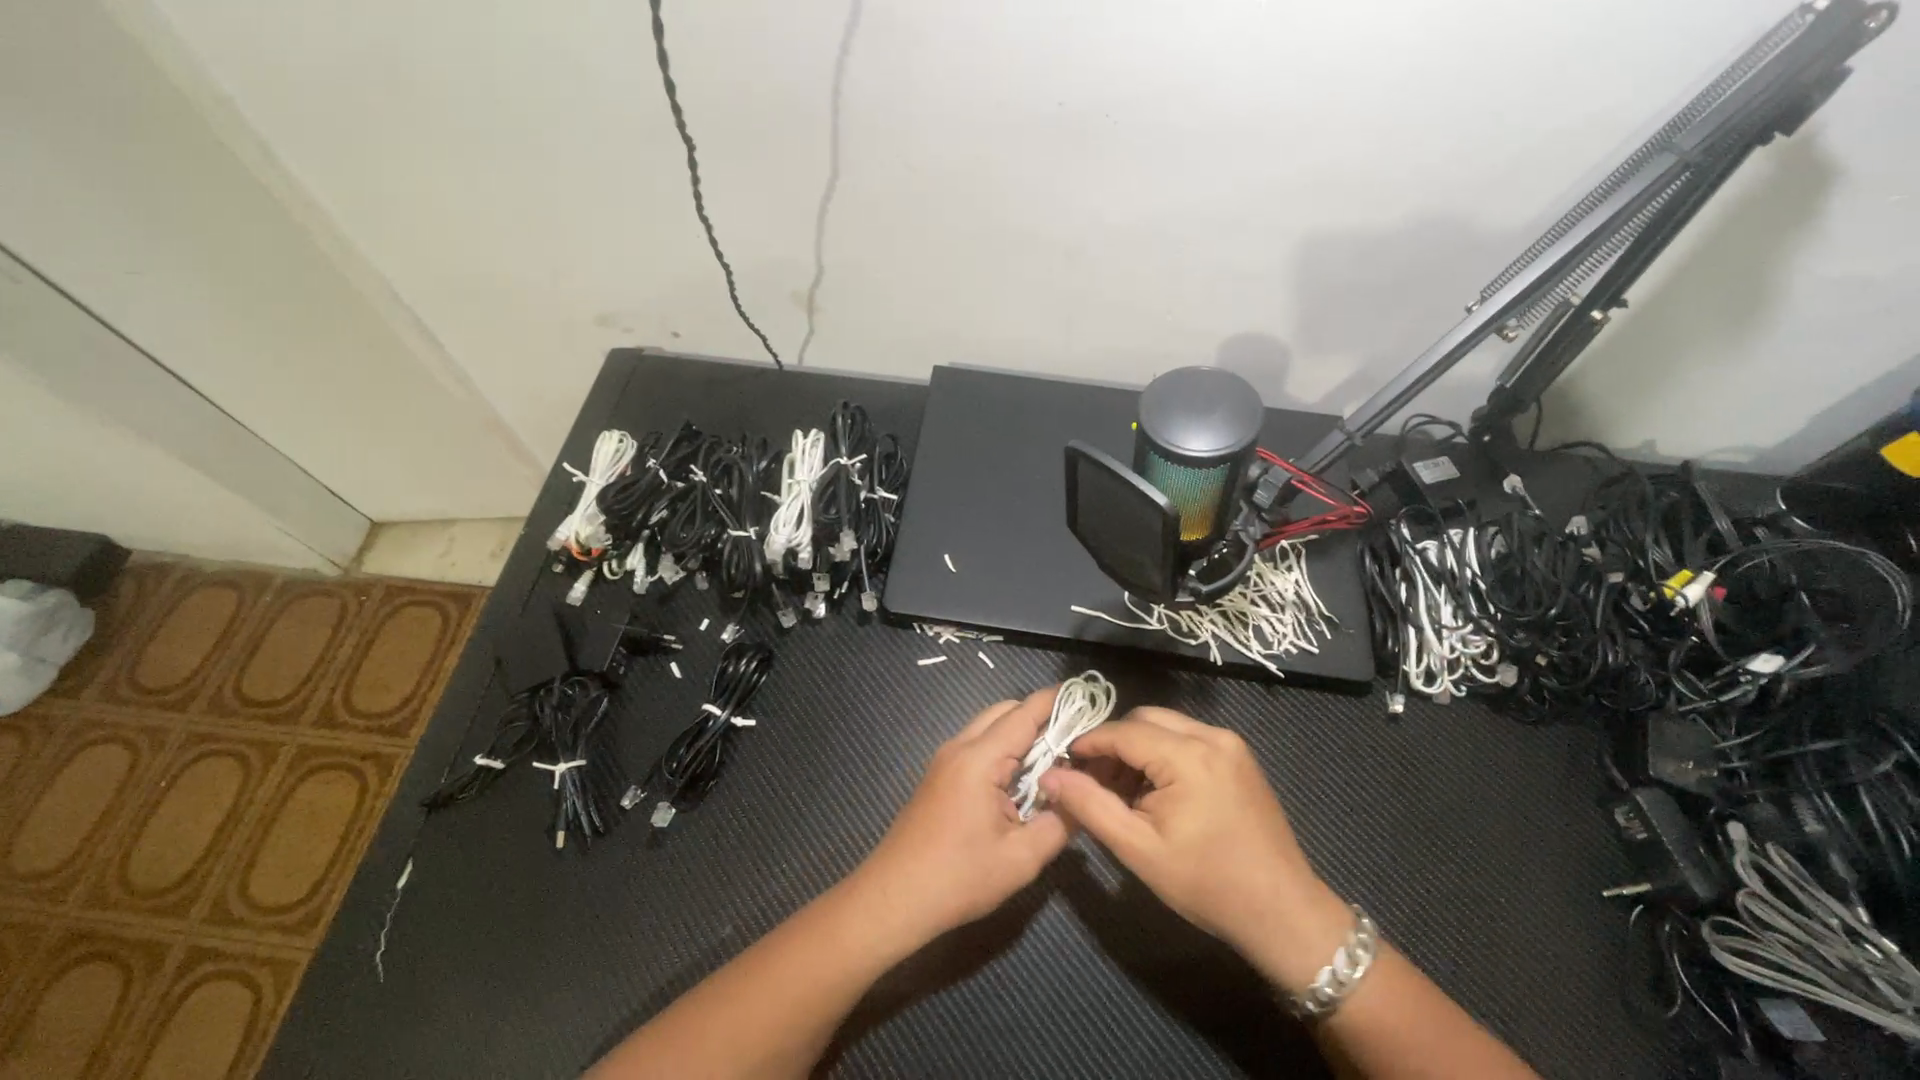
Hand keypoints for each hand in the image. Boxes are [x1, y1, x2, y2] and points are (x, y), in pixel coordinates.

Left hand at [848, 687, 1070, 949]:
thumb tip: (1081, 797)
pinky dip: (1003, 753)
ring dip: (1020, 738)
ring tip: (1056, 764)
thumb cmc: (958, 879)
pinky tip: (1022, 784)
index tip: (1090, 698)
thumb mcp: (1021, 858)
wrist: (893, 900)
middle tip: (1077, 741)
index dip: (1058, 702)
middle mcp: (958, 749)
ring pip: (988, 730)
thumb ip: (1059, 822)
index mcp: (978, 760)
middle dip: (1040, 718)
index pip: (1024, 713)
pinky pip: (977, 750)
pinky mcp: (938, 779)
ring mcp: (944, 763)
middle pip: (1004, 713)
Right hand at [1040, 707, 1352, 993]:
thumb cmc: (1205, 883)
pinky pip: (1189, 740)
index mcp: (1189, 756)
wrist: (1280, 911)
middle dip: (1113, 744)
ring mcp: (1232, 746)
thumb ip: (1089, 806)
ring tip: (1120, 792)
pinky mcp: (1241, 759)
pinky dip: (1163, 755)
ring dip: (1138, 749)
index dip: (1088, 744)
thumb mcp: (1137, 848)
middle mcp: (1213, 737)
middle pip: (1145, 720)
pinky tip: (1154, 792)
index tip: (1062, 765)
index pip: (1123, 731)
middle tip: (1091, 781)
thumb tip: (1048, 776)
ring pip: (1167, 727)